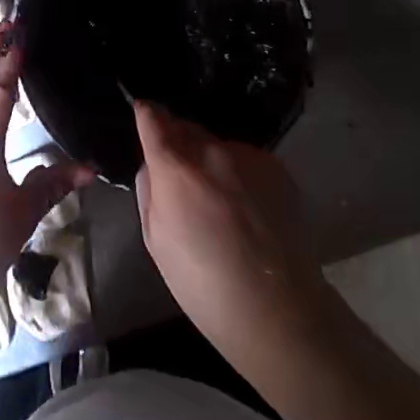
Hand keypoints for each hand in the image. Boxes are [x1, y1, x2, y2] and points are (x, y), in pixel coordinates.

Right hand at [133, 99, 325, 343]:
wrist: (276, 307)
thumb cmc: (203, 283)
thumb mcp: (155, 240)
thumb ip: (149, 191)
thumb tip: (153, 166)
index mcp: (176, 168)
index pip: (154, 119)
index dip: (146, 115)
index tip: (143, 113)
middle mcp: (212, 151)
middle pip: (186, 127)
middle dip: (176, 141)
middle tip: (177, 172)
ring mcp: (248, 157)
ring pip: (216, 144)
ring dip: (208, 158)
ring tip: (216, 198)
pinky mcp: (276, 168)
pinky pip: (245, 159)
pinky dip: (237, 172)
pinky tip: (244, 206)